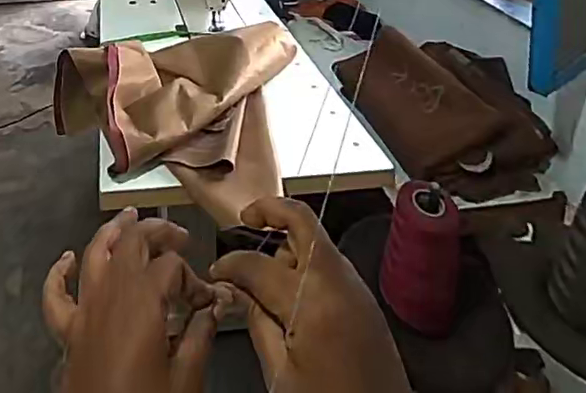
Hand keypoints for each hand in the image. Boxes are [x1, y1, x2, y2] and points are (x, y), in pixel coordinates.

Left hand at [42, 208, 225, 392]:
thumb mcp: (186, 378)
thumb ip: (201, 335)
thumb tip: (215, 307)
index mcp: (143, 299)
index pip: (172, 266)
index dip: (194, 279)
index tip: (207, 300)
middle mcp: (110, 293)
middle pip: (132, 242)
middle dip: (157, 232)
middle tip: (178, 235)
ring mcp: (85, 309)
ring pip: (95, 252)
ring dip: (112, 230)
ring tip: (128, 216)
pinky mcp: (68, 331)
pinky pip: (56, 293)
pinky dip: (59, 272)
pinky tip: (67, 258)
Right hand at [209, 198, 408, 392]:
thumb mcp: (280, 376)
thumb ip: (257, 322)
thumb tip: (240, 291)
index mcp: (312, 301)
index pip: (257, 263)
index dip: (230, 263)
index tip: (218, 271)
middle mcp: (338, 283)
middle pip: (301, 219)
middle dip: (270, 209)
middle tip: (247, 217)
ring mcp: (357, 289)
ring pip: (316, 240)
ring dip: (289, 241)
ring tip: (267, 270)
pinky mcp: (366, 302)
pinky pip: (330, 264)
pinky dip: (307, 261)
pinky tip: (292, 289)